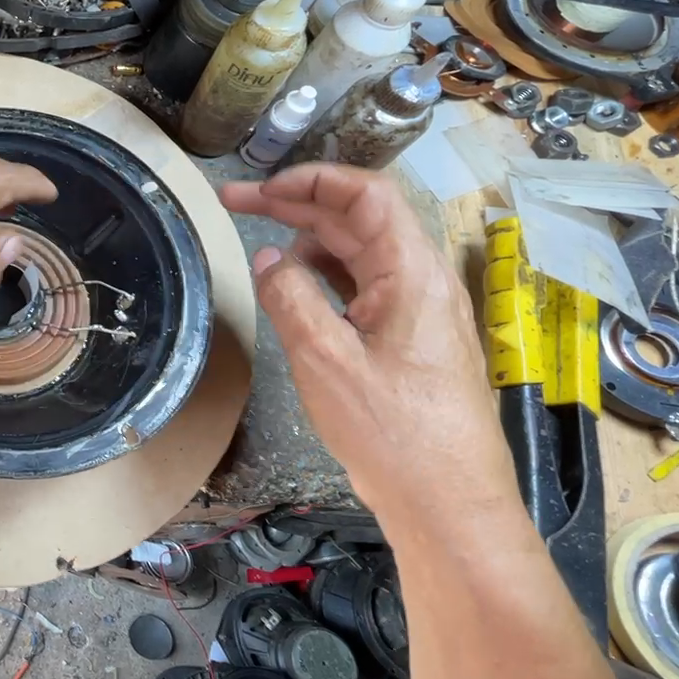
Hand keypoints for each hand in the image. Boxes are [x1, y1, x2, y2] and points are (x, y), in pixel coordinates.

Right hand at [220, 164, 517, 528]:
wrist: (444, 499)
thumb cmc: (390, 429)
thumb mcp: (325, 359)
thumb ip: (290, 298)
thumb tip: (266, 257)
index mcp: (412, 276)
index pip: (368, 196)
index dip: (313, 180)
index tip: (260, 187)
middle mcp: (418, 283)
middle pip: (357, 220)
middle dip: (295, 203)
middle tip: (234, 202)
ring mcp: (412, 312)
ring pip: (355, 253)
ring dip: (304, 238)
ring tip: (255, 237)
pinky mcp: (402, 339)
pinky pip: (357, 286)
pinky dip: (318, 274)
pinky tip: (289, 283)